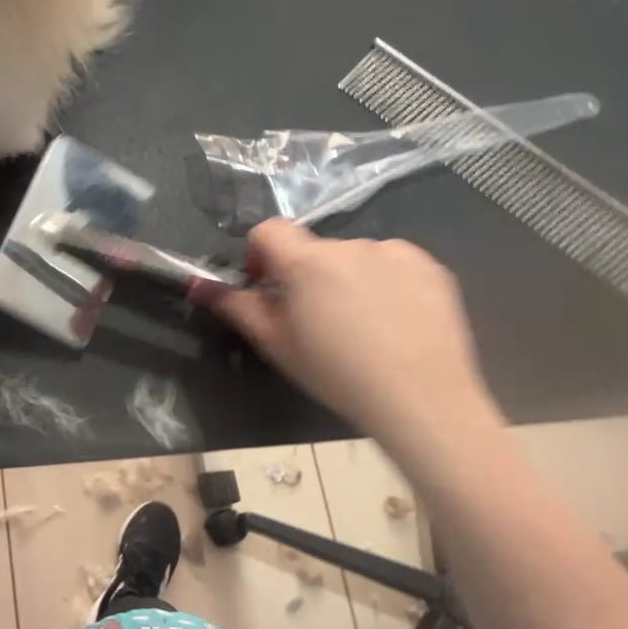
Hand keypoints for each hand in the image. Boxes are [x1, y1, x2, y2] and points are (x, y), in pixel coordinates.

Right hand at [195, 220, 497, 438]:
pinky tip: (390, 322)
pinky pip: (391, 265)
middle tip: (310, 320)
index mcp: (307, 262)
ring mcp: (396, 253)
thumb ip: (234, 306)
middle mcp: (351, 246)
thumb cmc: (335, 373)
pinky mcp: (431, 269)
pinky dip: (382, 283)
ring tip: (356, 325)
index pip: (269, 230)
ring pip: (352, 257)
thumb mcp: (274, 343)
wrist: (420, 398)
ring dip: (343, 278)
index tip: (264, 288)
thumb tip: (196, 284)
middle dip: (303, 275)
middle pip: (312, 249)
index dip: (259, 254)